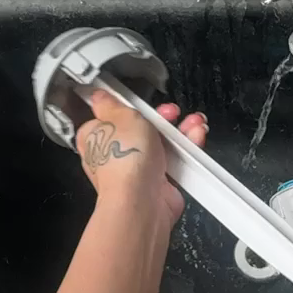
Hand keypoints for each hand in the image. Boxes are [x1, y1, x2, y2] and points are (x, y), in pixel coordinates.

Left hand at [75, 89, 206, 220]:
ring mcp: (139, 168)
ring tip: (193, 124)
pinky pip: (176, 159)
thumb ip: (111, 103)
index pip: (111, 116)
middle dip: (162, 117)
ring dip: (181, 130)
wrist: (142, 198)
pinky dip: (188, 148)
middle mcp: (116, 154)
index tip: (141, 101)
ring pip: (163, 142)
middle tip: (170, 112)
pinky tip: (196, 137)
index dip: (129, 106)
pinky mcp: (160, 181)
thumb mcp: (118, 115)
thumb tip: (99, 95)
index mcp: (97, 137)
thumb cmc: (124, 159)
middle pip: (142, 127)